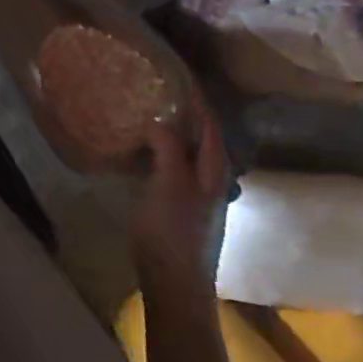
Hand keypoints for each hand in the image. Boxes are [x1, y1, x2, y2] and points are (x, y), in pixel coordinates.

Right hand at [129, 85, 227, 280]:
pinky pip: (178, 171)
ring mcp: (199, 199)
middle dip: (189, 117)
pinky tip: (148, 156)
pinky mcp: (183, 211)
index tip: (182, 78)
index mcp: (214, 171)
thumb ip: (169, 149)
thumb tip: (161, 121)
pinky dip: (167, 155)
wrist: (176, 283)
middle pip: (205, 141)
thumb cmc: (172, 231)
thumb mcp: (168, 184)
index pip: (211, 127)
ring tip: (153, 118)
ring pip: (192, 157)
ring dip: (178, 136)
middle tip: (164, 94)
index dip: (200, 102)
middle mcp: (213, 181)